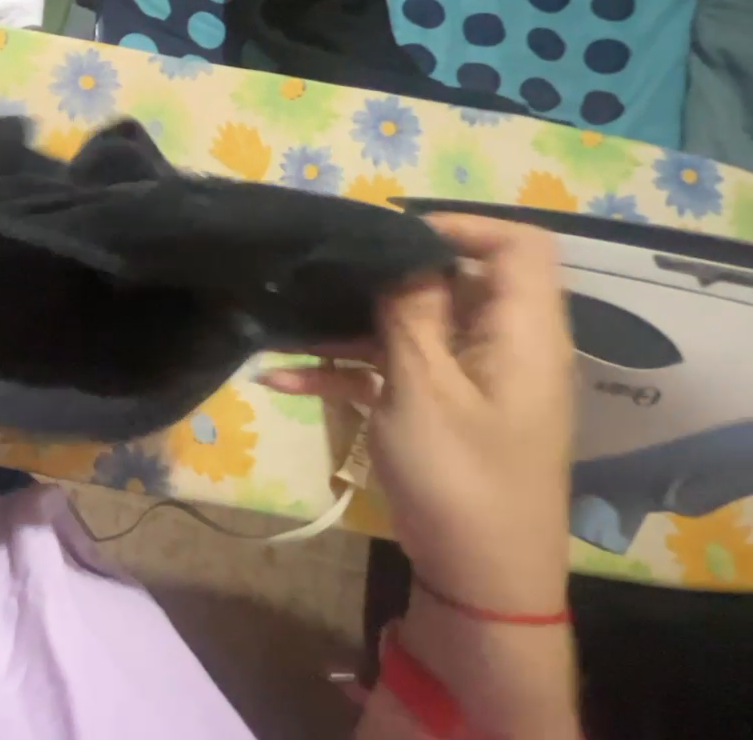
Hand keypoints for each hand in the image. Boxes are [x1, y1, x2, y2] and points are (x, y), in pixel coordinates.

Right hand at [264, 214, 575, 614]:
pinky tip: (277, 380)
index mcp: (519, 335)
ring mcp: (464, 378)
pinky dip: (338, 370)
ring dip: (343, 328)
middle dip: (378, 276)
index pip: (517, 248)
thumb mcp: (424, 388)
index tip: (380, 235)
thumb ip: (410, 315)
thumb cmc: (459, 475)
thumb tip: (397, 254)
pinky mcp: (433, 406)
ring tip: (280, 328)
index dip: (457, 226)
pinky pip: (385, 369)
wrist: (477, 571)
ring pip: (405, 327)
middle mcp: (497, 347)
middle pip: (448, 282)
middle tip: (315, 273)